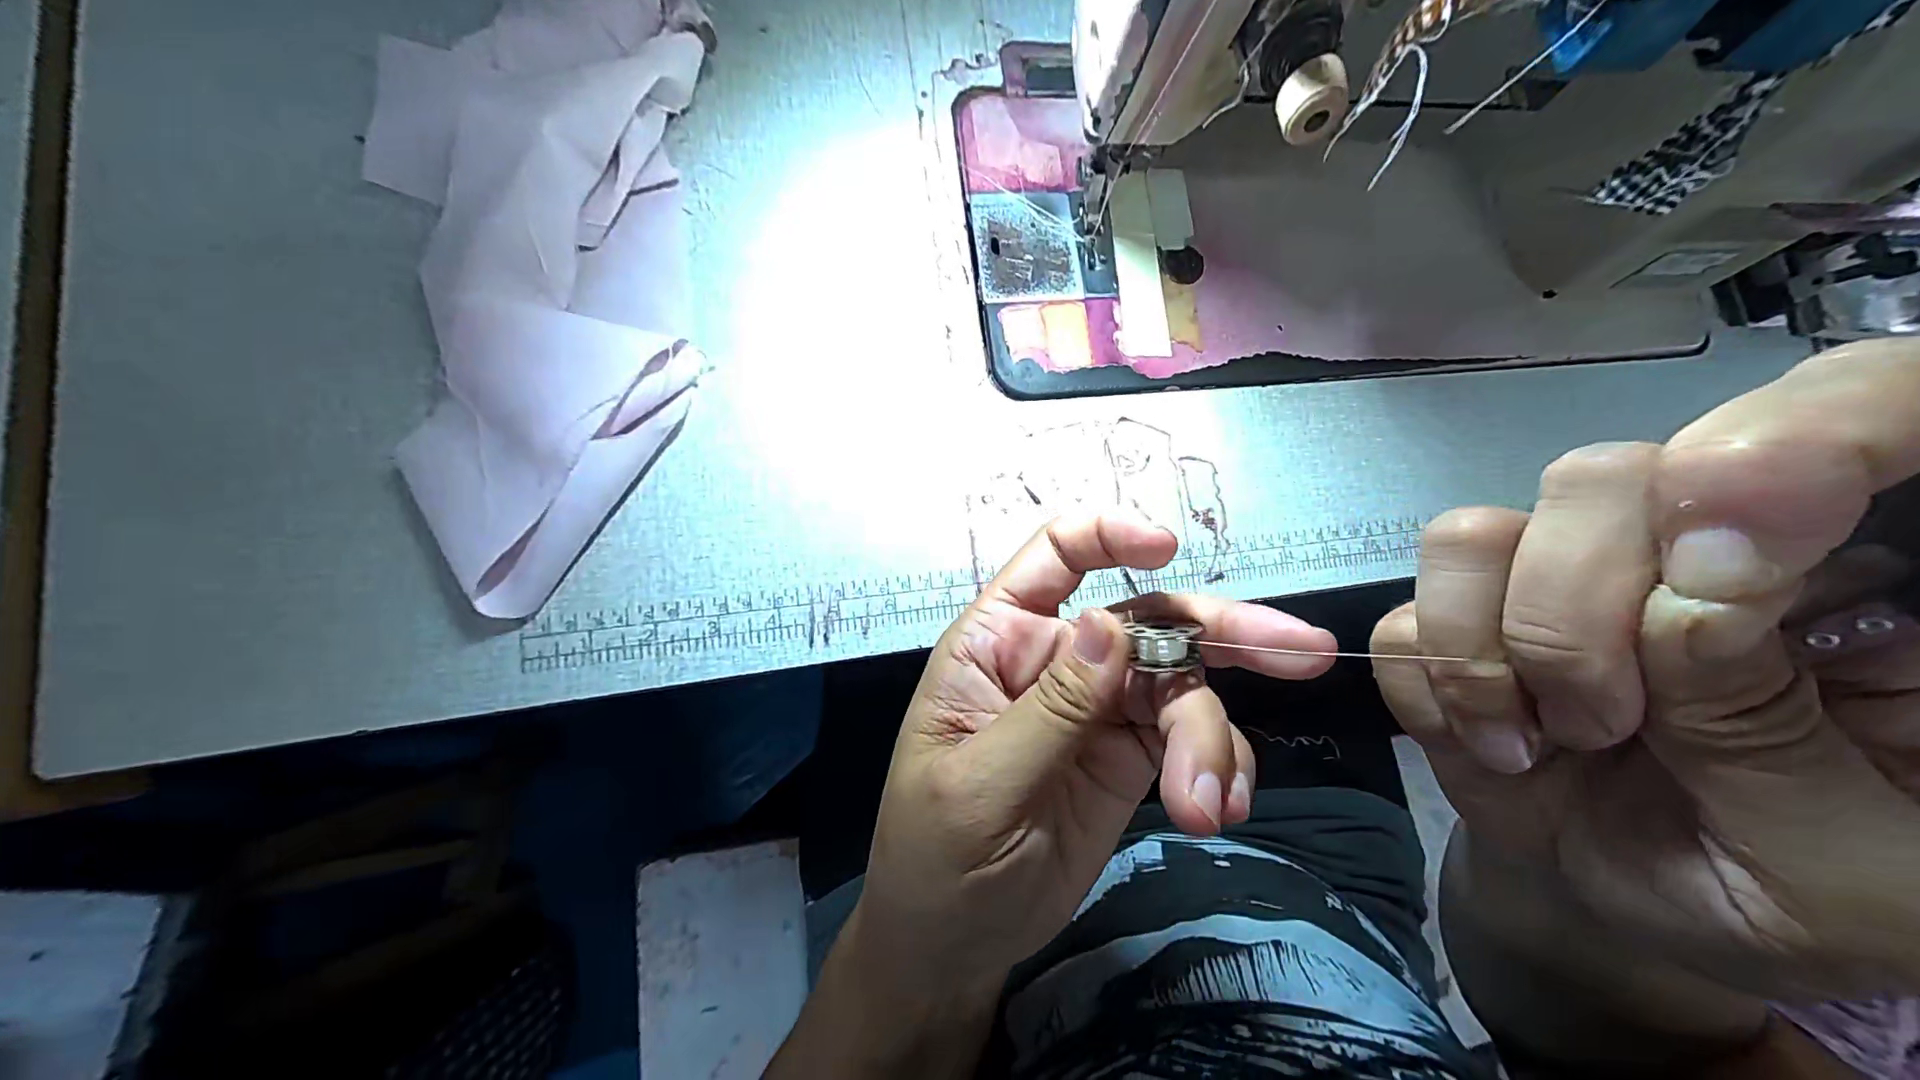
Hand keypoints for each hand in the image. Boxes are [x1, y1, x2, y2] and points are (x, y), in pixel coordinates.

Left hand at [854, 513, 1337, 990]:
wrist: (954, 944)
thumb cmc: (936, 856)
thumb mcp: (981, 785)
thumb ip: (1050, 707)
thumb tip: (1110, 624)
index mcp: (997, 642)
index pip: (1053, 557)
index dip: (1108, 536)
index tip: (1169, 547)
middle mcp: (1055, 659)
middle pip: (1147, 618)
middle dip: (1222, 633)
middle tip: (1301, 654)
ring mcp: (1098, 707)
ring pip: (1182, 684)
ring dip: (1212, 736)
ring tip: (1211, 806)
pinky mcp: (1129, 756)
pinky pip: (1190, 739)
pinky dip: (1217, 766)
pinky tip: (1215, 811)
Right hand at [1372, 339, 1919, 1003]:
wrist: (1625, 906)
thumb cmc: (1777, 890)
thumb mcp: (1842, 854)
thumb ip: (1768, 718)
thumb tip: (1693, 586)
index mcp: (1846, 581)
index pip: (1867, 409)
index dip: (1803, 432)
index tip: (1732, 545)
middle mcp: (1675, 547)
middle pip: (1595, 481)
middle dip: (1573, 616)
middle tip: (1604, 725)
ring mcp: (1542, 578)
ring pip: (1467, 537)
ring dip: (1485, 654)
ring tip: (1537, 739)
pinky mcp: (1451, 620)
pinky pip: (1400, 620)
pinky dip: (1430, 691)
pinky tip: (1485, 744)